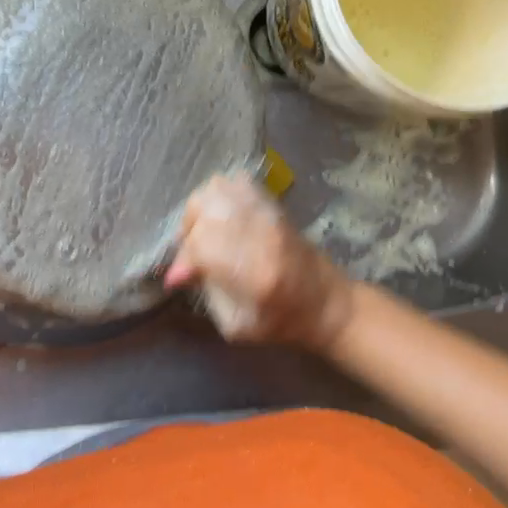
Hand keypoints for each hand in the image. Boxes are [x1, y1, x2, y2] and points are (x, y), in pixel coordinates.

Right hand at [164, 174, 354, 350]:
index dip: (184, 258)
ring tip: (203, 232)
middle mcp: (262, 234)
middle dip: (188, 231)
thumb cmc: (282, 322)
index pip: (203, 244)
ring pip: (217, 189)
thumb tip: (178, 272)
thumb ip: (207, 293)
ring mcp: (268, 213)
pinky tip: (220, 217)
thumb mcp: (237, 324)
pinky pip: (235, 182)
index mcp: (256, 273)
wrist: (328, 303)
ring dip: (200, 210)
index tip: (180, 278)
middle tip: (192, 253)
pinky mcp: (273, 203)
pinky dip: (219, 195)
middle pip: (205, 209)